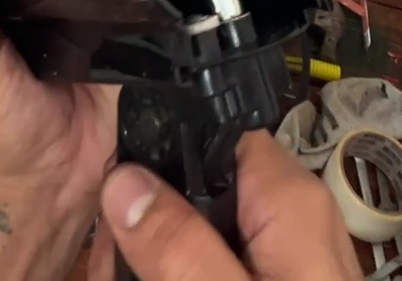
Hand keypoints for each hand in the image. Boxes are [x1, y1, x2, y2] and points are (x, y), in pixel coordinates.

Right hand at [92, 130, 360, 279]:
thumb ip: (179, 247)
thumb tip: (121, 181)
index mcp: (287, 196)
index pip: (213, 134)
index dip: (159, 153)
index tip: (112, 196)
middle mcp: (290, 213)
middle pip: (200, 183)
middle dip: (151, 221)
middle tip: (112, 263)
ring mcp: (284, 254)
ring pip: (201, 228)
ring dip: (160, 257)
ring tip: (122, 274)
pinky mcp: (276, 279)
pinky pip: (219, 260)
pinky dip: (184, 273)